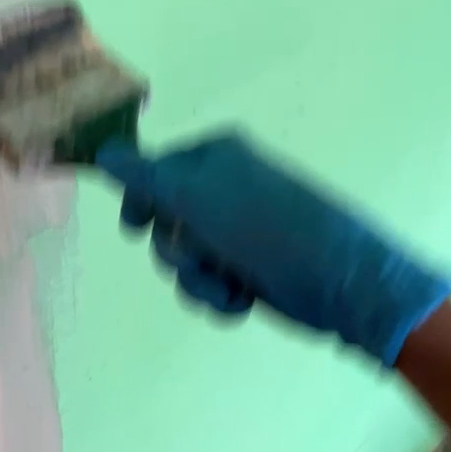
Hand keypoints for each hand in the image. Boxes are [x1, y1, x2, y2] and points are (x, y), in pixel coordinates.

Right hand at [96, 133, 450, 366]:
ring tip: (228, 286)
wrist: (348, 285)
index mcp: (214, 156)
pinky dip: (217, 294)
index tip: (135, 225)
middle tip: (198, 257)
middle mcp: (223, 186)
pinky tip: (240, 299)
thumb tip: (102, 152)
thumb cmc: (270, 230)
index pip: (153, 170)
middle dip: (175, 249)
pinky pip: (208, 280)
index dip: (140, 201)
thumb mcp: (201, 199)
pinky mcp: (249, 265)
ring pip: (184, 256)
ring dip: (198, 279)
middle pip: (164, 218)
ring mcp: (237, 228)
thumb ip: (146, 177)